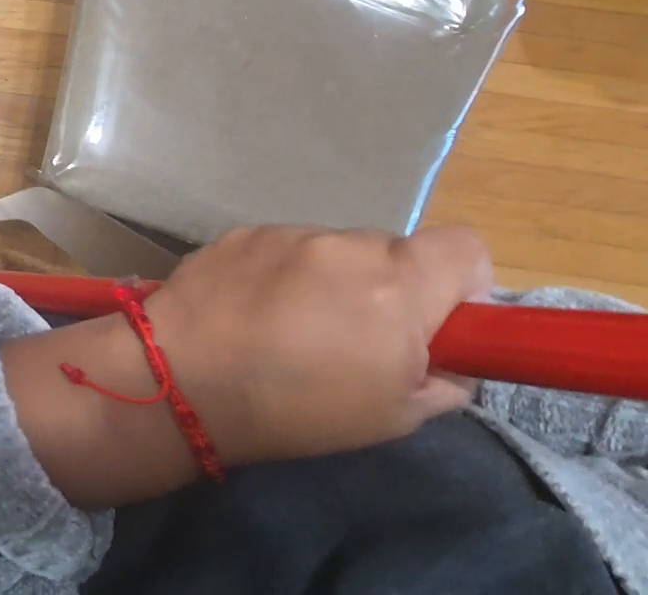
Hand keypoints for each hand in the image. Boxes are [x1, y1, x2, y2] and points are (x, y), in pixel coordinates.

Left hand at [149, 225, 493, 465]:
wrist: (183, 378)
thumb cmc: (297, 407)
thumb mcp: (396, 414)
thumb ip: (442, 376)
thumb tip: (447, 355)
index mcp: (395, 283)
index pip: (464, 246)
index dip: (461, 283)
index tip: (437, 320)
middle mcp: (341, 243)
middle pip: (392, 249)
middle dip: (390, 286)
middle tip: (357, 335)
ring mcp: (283, 233)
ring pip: (333, 247)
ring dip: (331, 277)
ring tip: (294, 325)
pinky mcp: (238, 233)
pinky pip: (283, 246)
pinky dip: (283, 271)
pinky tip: (254, 309)